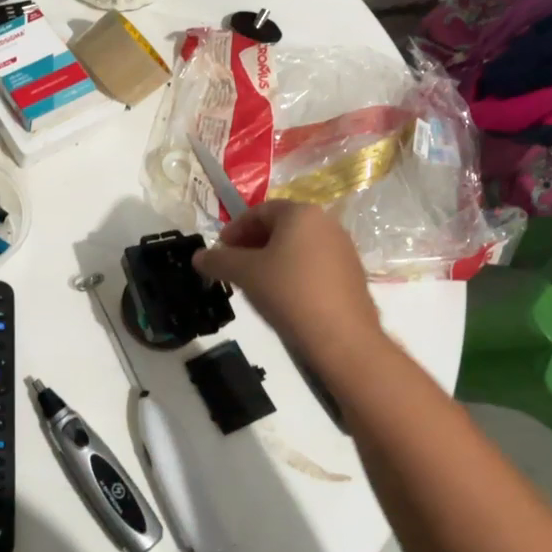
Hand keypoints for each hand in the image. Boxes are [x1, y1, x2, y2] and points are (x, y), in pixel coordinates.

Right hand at [193, 200, 383, 374]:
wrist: (343, 340)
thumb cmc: (289, 293)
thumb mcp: (244, 273)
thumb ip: (217, 260)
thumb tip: (197, 257)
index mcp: (301, 213)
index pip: (259, 212)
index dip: (234, 230)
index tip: (220, 250)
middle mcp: (327, 223)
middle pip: (280, 227)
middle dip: (252, 244)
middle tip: (234, 266)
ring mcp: (344, 250)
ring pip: (297, 247)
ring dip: (272, 259)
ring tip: (256, 283)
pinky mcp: (353, 275)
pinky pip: (314, 264)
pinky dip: (294, 272)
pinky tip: (284, 296)